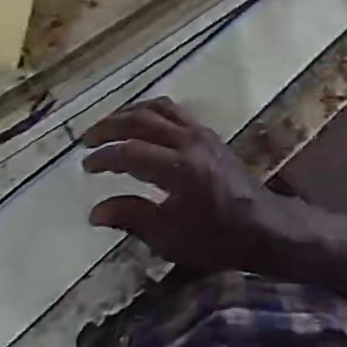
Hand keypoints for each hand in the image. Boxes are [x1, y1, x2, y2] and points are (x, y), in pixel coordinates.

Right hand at [81, 97, 302, 272]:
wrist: (260, 225)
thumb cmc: (214, 238)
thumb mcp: (169, 237)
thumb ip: (131, 217)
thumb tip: (95, 211)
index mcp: (179, 169)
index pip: (131, 152)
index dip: (104, 157)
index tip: (86, 165)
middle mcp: (188, 141)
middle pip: (141, 120)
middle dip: (110, 126)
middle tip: (87, 138)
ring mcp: (199, 131)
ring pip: (157, 107)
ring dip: (129, 113)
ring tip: (108, 124)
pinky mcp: (206, 131)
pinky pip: (173, 109)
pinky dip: (150, 110)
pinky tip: (140, 121)